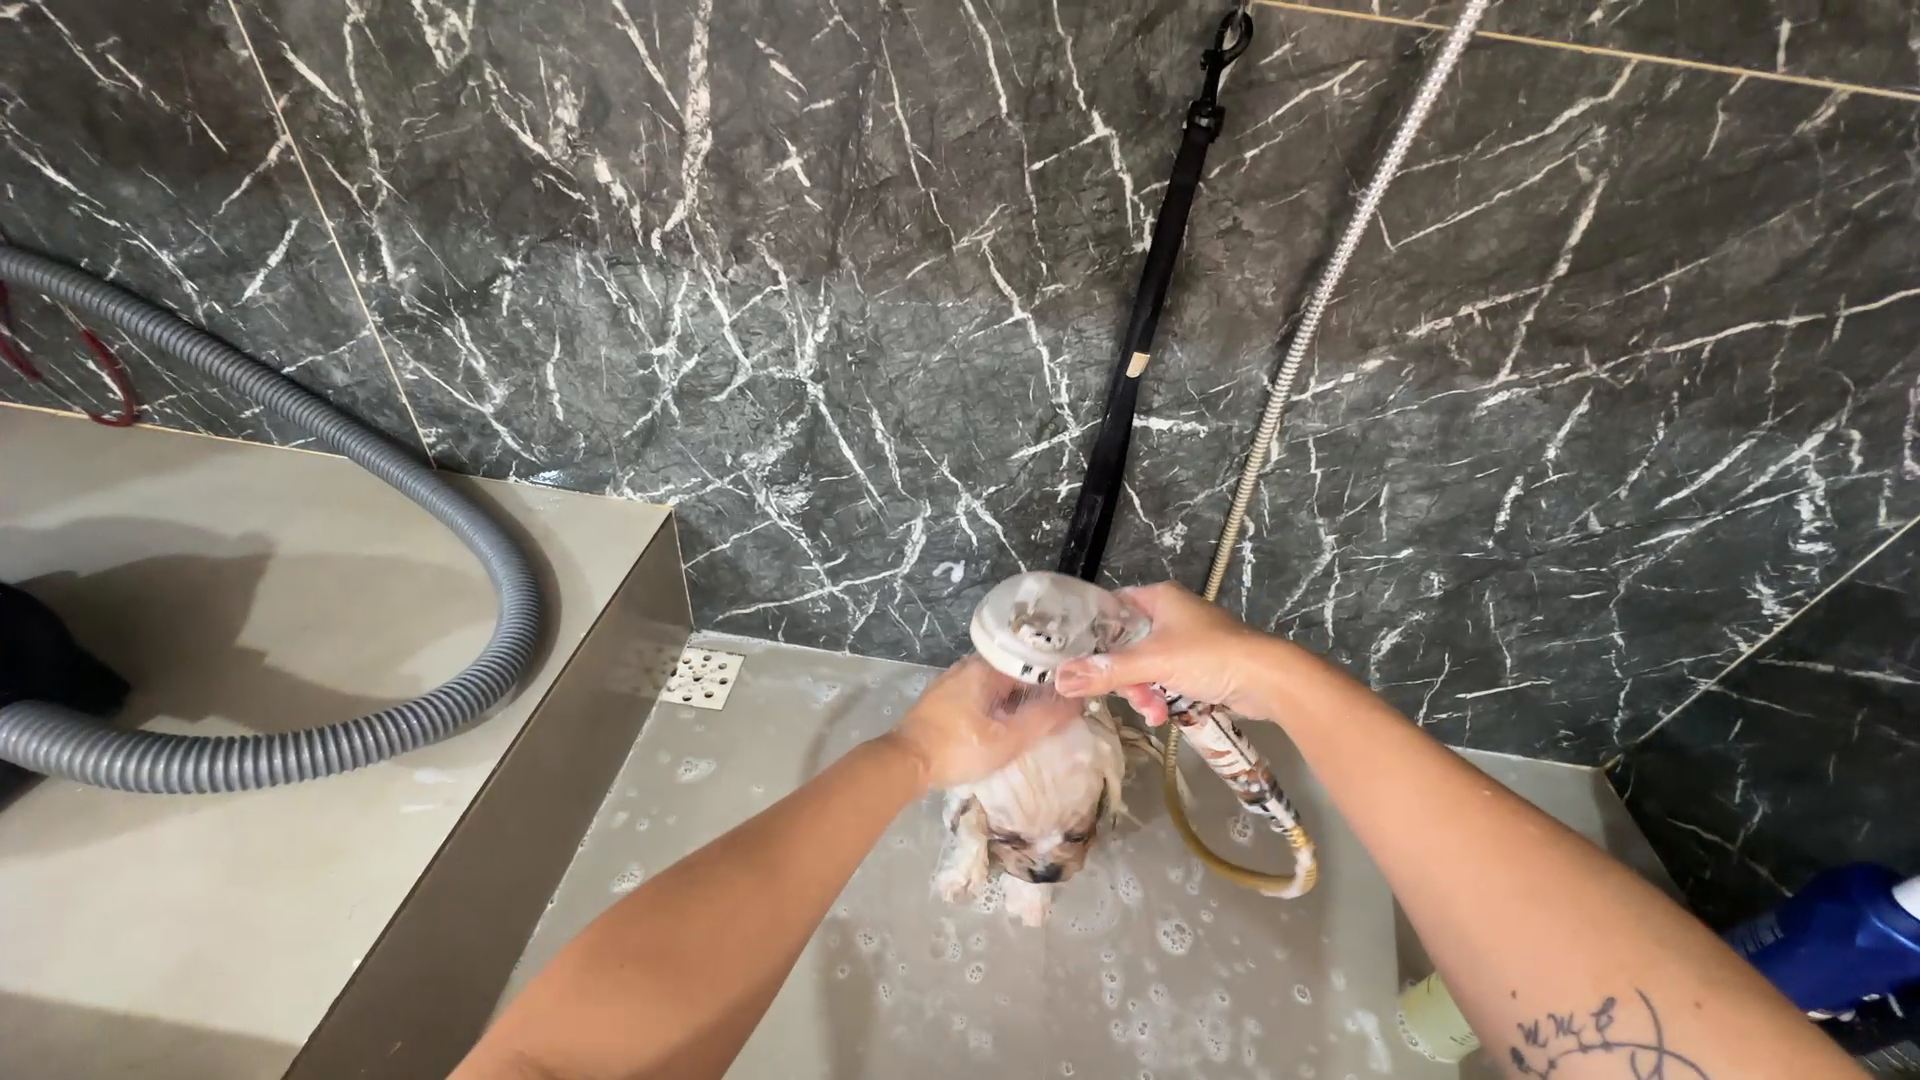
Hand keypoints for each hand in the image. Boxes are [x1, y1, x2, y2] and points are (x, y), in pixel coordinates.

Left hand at [883, 655, 1081, 789]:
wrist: (904, 762)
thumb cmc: (958, 749)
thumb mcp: (1007, 739)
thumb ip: (1044, 719)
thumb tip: (1078, 701)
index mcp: (986, 667)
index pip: (1033, 661)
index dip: (1058, 676)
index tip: (1078, 690)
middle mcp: (970, 665)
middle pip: (1016, 670)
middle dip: (1040, 687)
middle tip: (1065, 707)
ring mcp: (955, 680)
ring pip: (999, 683)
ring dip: (1020, 698)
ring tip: (1044, 716)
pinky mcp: (946, 697)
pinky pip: (984, 693)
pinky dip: (1001, 704)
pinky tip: (1011, 722)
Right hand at [1051, 582, 1289, 724]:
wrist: (1269, 680)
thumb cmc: (1209, 656)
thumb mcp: (1152, 662)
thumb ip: (1106, 671)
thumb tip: (1061, 679)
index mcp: (1157, 598)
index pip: (1110, 608)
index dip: (1092, 632)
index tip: (1076, 658)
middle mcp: (1169, 614)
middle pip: (1125, 645)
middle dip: (1125, 676)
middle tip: (1130, 695)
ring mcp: (1185, 641)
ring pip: (1144, 667)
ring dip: (1143, 692)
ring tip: (1154, 712)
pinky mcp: (1198, 666)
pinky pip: (1165, 680)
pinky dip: (1162, 697)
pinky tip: (1165, 717)